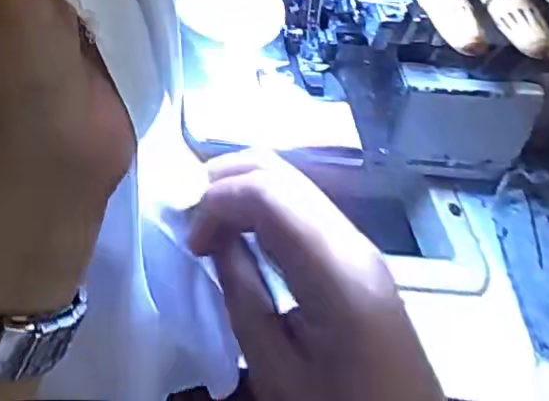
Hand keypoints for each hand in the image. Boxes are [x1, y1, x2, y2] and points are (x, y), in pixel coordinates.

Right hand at [187, 151, 443, 400]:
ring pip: (291, 180)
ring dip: (243, 188)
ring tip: (209, 224)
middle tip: (191, 218)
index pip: (268, 192)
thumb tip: (216, 239)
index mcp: (336, 269)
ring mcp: (358, 242)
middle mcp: (350, 238)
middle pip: (280, 172)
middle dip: (226, 180)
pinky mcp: (355, 253)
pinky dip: (263, 204)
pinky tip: (242, 230)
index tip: (190, 239)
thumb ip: (244, 299)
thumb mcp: (280, 376)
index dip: (218, 199)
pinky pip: (302, 205)